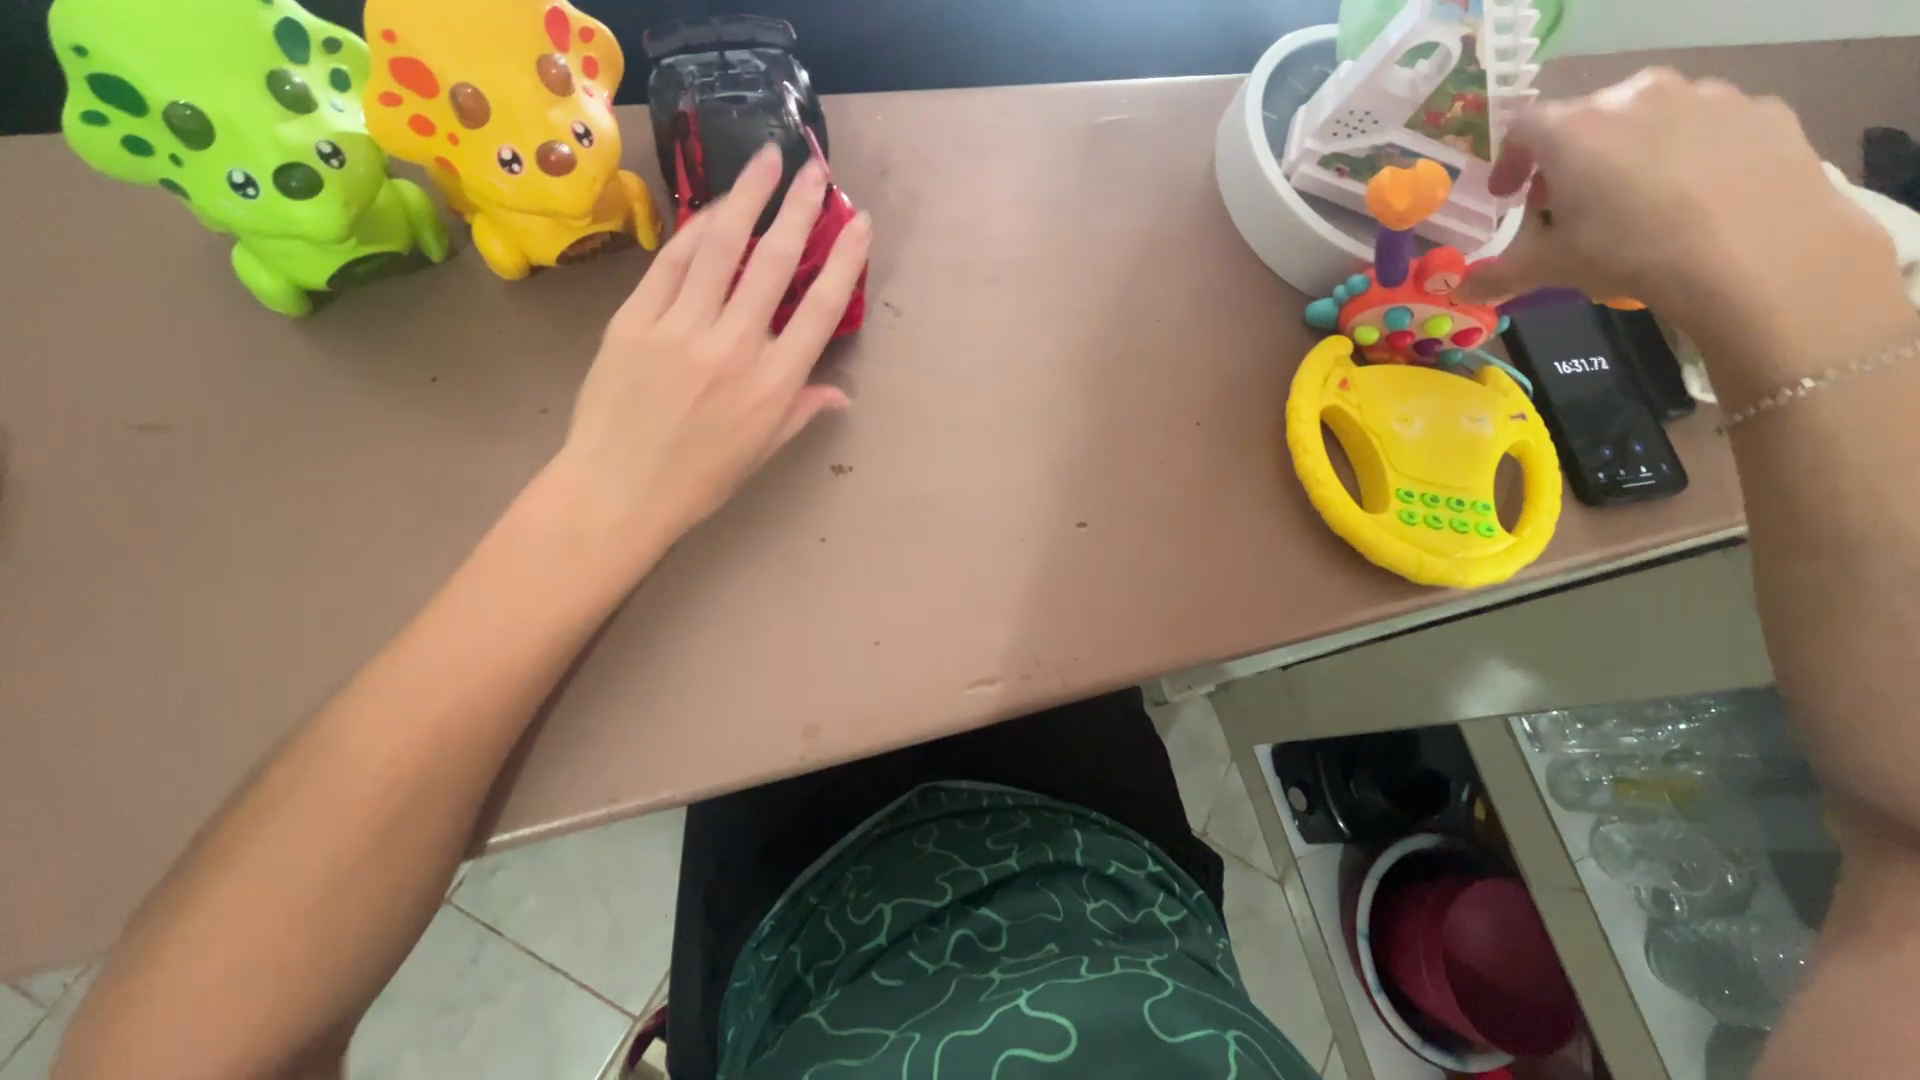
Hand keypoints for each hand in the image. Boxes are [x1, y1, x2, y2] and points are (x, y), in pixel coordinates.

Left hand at [545, 145, 870, 562]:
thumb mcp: (762, 450)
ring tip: (766, 162)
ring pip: (721, 248)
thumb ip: (802, 411)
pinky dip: (696, 231)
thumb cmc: (699, 479)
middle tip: (814, 170)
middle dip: (799, 209)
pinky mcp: (634, 321)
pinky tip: (713, 209)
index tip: (860, 222)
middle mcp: (734, 347)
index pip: (819, 309)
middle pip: (774, 263)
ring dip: (747, 198)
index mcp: (773, 384)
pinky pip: (671, 264)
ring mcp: (680, 329)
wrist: (617, 491)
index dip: (845, 260)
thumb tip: (840, 393)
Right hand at [1461, 70, 1907, 396]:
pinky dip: (1691, 153)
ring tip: (1637, 200)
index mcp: (1573, 130)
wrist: (1756, 250)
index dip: (1509, 161)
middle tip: (1570, 204)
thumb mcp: (1550, 268)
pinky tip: (1695, 195)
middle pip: (1587, 119)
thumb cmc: (1627, 250)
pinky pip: (1709, 127)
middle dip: (1570, 158)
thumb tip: (1461, 289)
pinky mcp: (1760, 110)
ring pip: (1649, 117)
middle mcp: (1634, 97)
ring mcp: (1704, 96)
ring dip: (1630, 150)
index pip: (1522, 128)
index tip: (1508, 195)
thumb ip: (1499, 274)